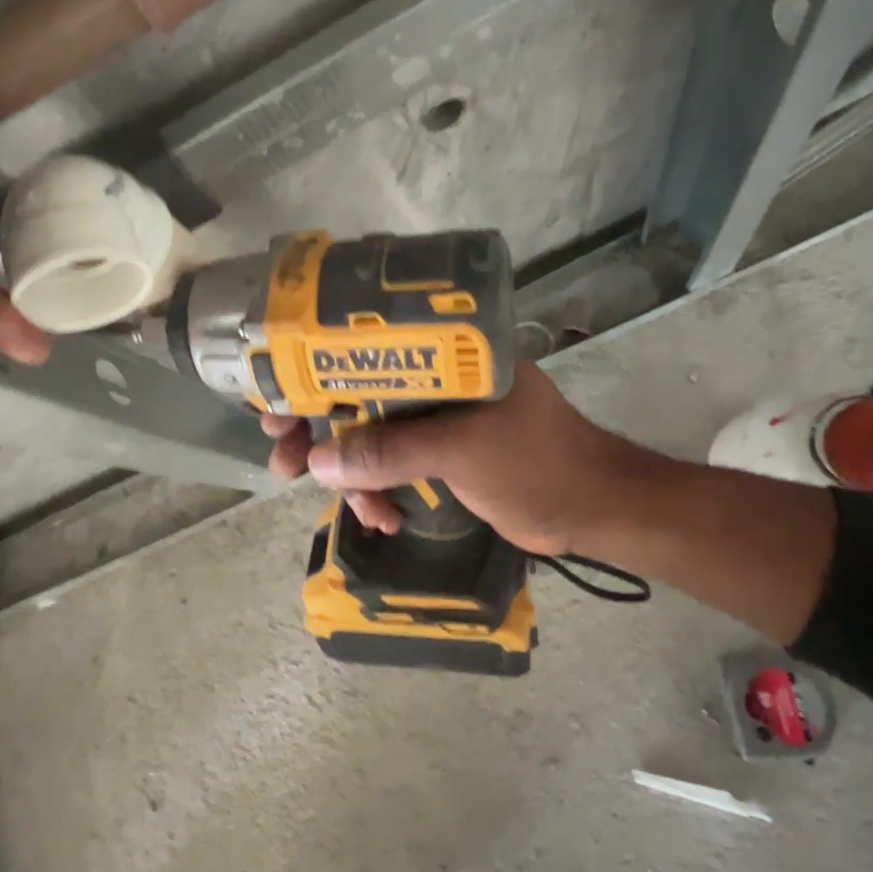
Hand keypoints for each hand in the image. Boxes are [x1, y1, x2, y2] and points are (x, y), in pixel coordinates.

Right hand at [261, 360, 675, 555]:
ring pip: (369, 437)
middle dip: (320, 433)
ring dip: (352, 475)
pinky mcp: (440, 453)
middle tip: (284, 465)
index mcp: (444, 353)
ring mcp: (436, 417)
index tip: (277, 409)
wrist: (594, 509)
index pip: (363, 353)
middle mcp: (434, 377)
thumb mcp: (462, 451)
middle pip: (356, 396)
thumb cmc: (539, 462)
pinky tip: (384, 519)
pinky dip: (379, 492)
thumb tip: (320, 462)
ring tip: (359, 514)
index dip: (313, 377)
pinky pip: (389, 466)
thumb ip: (391, 452)